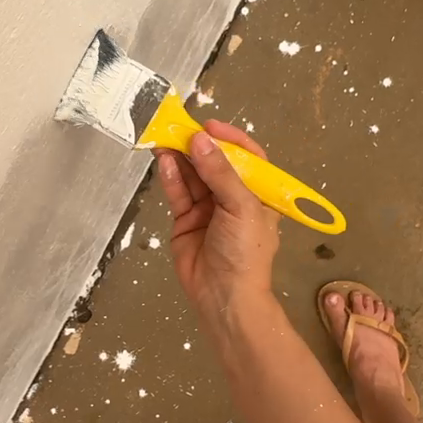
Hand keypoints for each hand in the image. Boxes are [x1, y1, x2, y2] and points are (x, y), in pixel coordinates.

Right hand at [155, 120, 279, 310]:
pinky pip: (179, 193)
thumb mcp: (241, 207)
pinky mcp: (186, 220)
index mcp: (258, 194)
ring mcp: (208, 209)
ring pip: (193, 175)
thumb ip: (219, 173)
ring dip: (181, 157)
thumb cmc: (245, 251)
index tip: (209, 125)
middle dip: (198, 146)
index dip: (229, 139)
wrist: (224, 296)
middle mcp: (233, 198)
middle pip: (215, 163)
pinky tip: (165, 161)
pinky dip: (171, 177)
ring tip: (165, 139)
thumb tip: (200, 139)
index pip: (247, 157)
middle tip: (178, 127)